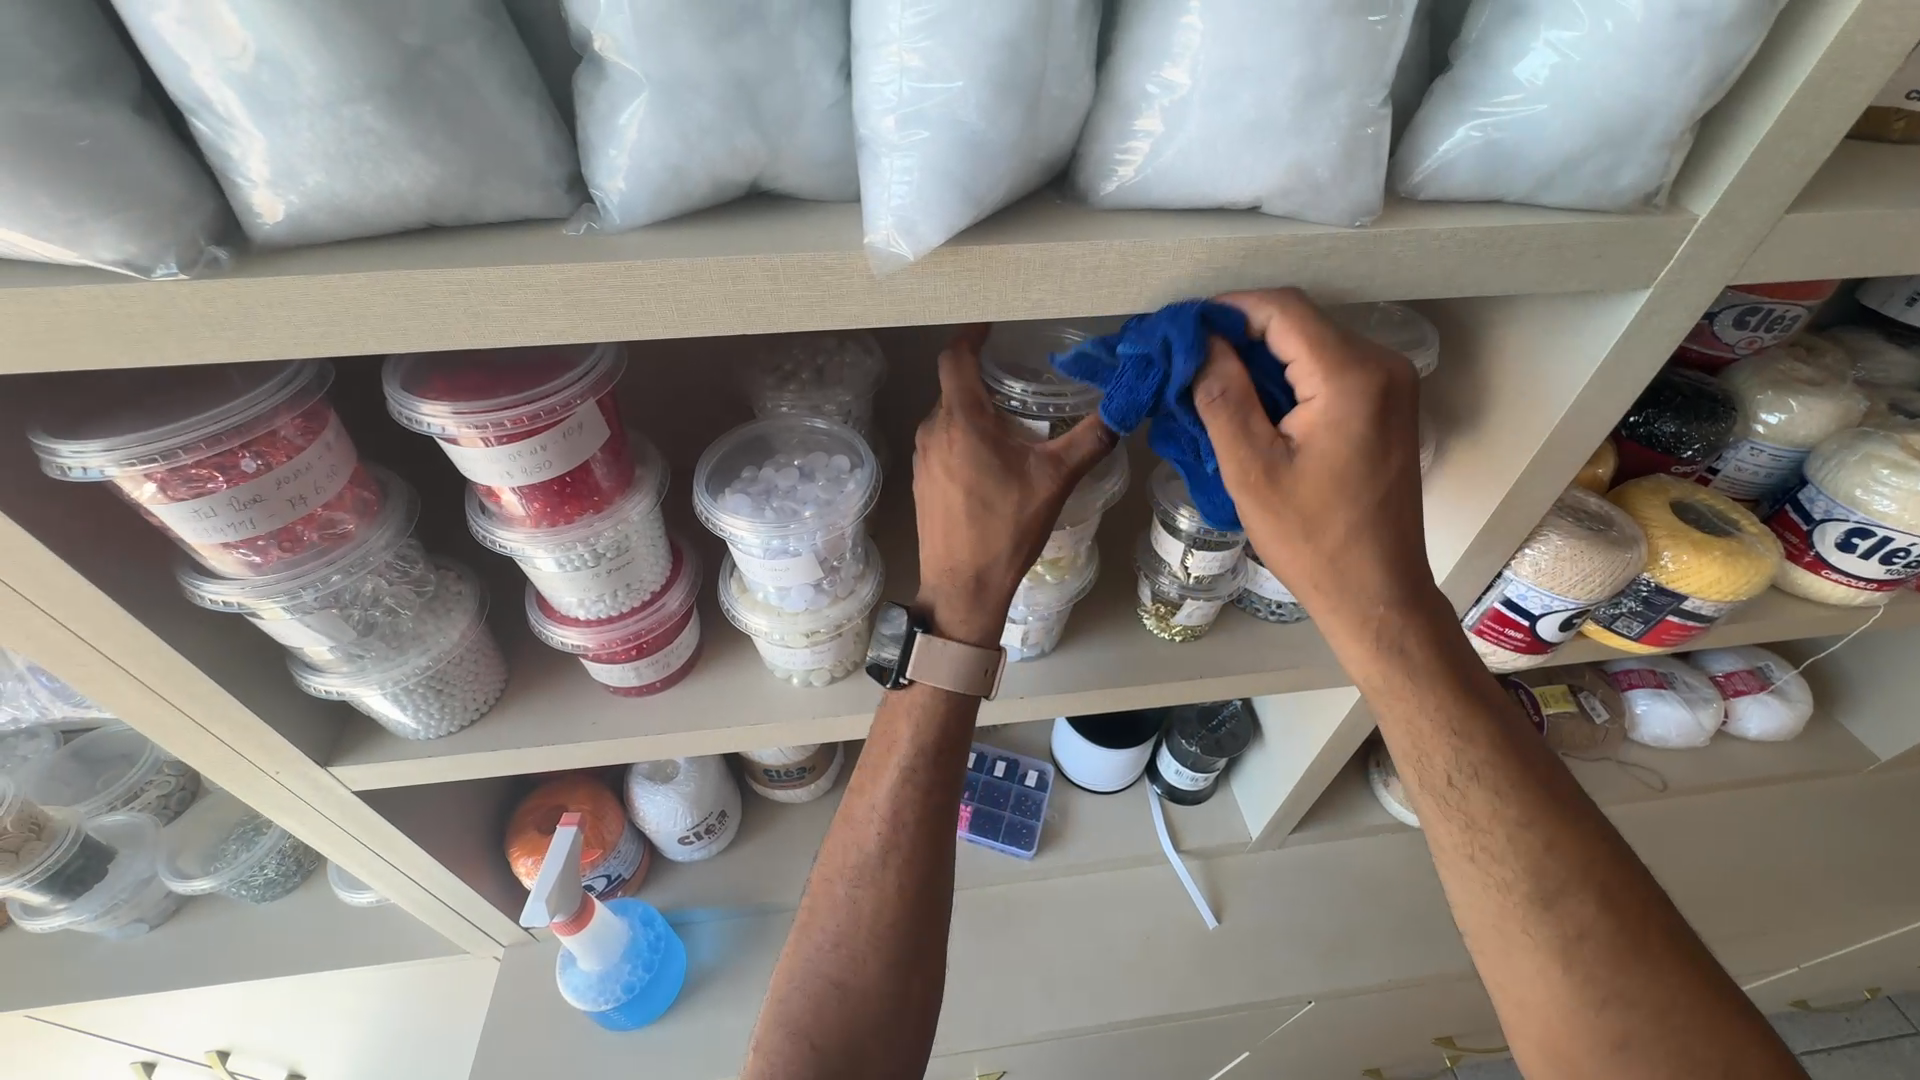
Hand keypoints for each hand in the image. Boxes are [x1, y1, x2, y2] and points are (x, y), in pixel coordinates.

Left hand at [913, 325, 1116, 647]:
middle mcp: (933, 431)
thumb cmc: (1007, 528)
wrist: (963, 586)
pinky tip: (990, 461)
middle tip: (1017, 378)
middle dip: (982, 378)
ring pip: (947, 417)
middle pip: (952, 387)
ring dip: (973, 412)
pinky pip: (941, 444)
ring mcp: (922, 459)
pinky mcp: (920, 482)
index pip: (954, 357)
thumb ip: (1091, 438)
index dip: (970, 335)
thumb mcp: (1056, 480)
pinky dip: (963, 438)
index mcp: (961, 420)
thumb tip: (1126, 408)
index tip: (990, 326)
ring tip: (1010, 421)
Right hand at [1192, 289, 1431, 625]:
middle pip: (1299, 323)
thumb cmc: (1310, 538)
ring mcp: (1391, 385)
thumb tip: (1200, 344)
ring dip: (1259, 356)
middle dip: (1238, 333)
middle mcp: (1382, 366)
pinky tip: (1249, 402)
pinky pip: (1328, 370)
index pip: (1282, 310)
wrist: (1375, 589)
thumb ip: (1223, 396)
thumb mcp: (1251, 469)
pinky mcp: (1386, 405)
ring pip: (1311, 345)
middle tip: (1185, 359)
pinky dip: (1285, 377)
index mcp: (1352, 376)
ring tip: (1206, 382)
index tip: (1180, 329)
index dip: (1226, 309)